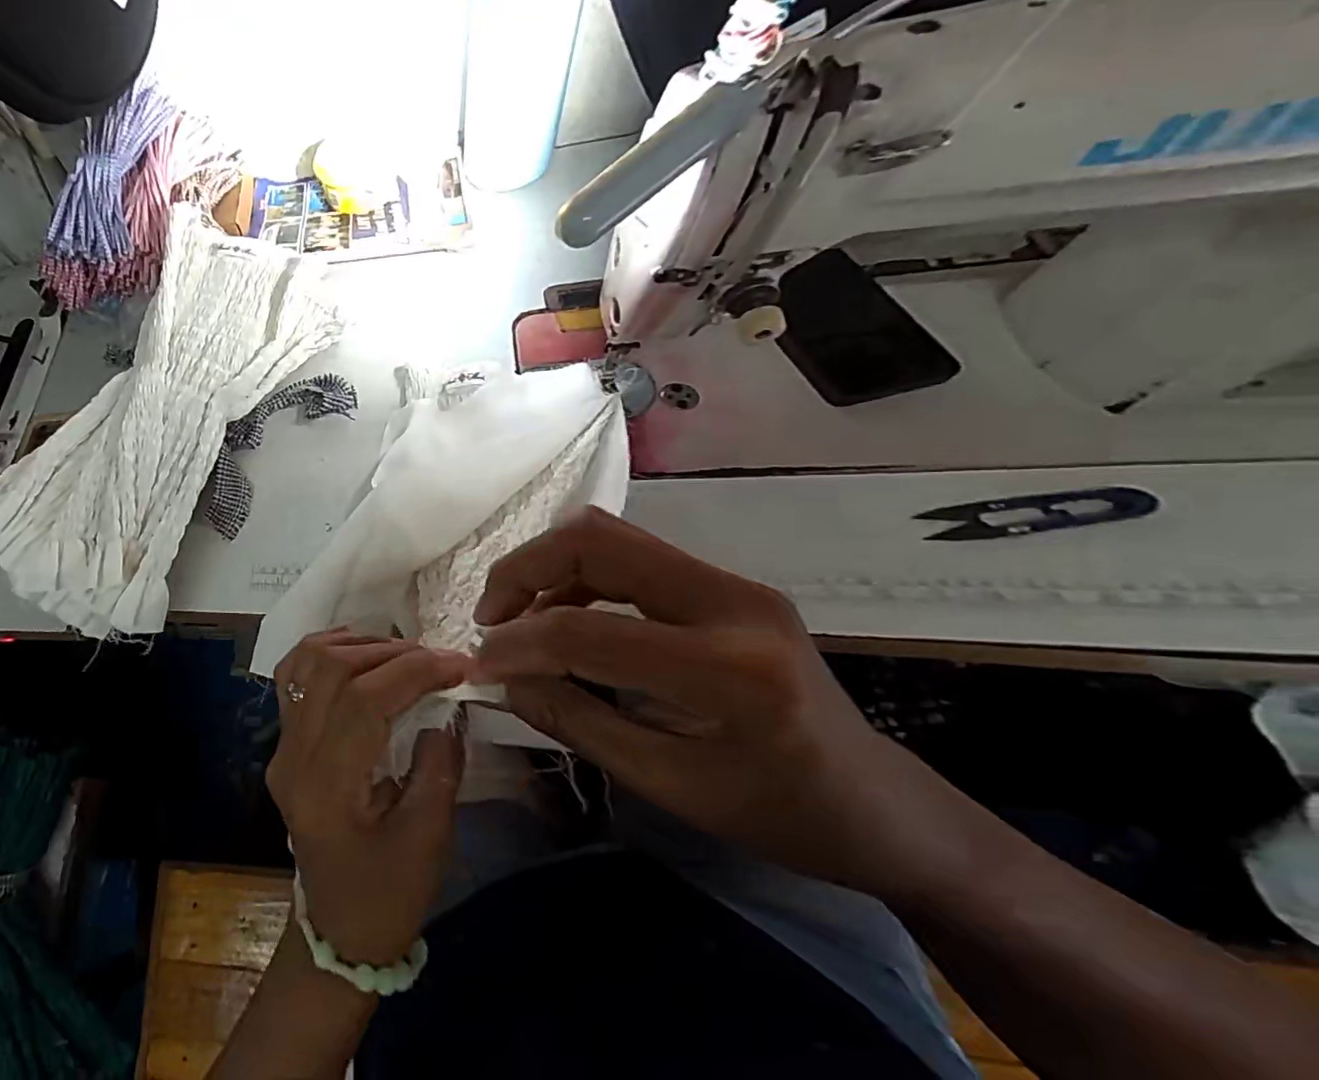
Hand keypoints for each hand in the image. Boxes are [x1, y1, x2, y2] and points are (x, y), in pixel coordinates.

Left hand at [269, 631, 473, 965]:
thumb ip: (440, 764)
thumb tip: (448, 706)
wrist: (339, 929)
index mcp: (326, 788)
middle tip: (438, 661)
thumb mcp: (429, 837)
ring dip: (359, 646)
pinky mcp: (284, 746)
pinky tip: (363, 653)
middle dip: (392, 652)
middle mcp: (292, 759)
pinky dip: (329, 652)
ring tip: (405, 653)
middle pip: (331, 671)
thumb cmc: (389, 893)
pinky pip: (296, 679)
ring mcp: (281, 749)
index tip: (459, 665)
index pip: (364, 700)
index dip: (414, 671)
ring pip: (306, 664)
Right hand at [471, 507, 988, 901]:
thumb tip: (506, 678)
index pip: (586, 630)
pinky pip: (635, 560)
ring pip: (613, 538)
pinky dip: (583, 581)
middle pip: (597, 540)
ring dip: (550, 570)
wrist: (878, 803)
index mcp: (725, 668)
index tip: (478, 664)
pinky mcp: (729, 586)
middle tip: (490, 619)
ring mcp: (735, 584)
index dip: (516, 643)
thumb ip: (577, 721)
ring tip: (519, 623)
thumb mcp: (667, 785)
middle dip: (524, 570)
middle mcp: (732, 601)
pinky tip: (568, 623)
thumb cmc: (777, 814)